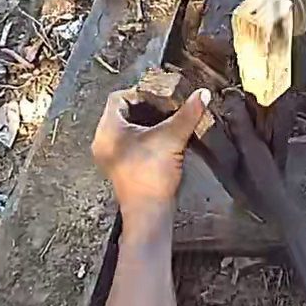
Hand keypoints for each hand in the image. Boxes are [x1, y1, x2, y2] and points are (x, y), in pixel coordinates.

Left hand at [91, 87, 209, 224]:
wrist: (149, 213)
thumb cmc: (152, 174)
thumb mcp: (171, 138)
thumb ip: (187, 114)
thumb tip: (203, 93)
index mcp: (107, 130)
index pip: (118, 98)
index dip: (140, 92)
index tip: (160, 95)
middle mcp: (103, 141)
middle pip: (122, 112)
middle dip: (144, 107)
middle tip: (165, 105)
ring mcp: (110, 156)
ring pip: (126, 128)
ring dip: (145, 122)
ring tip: (166, 119)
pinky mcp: (120, 167)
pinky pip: (129, 143)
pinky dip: (144, 137)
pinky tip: (162, 138)